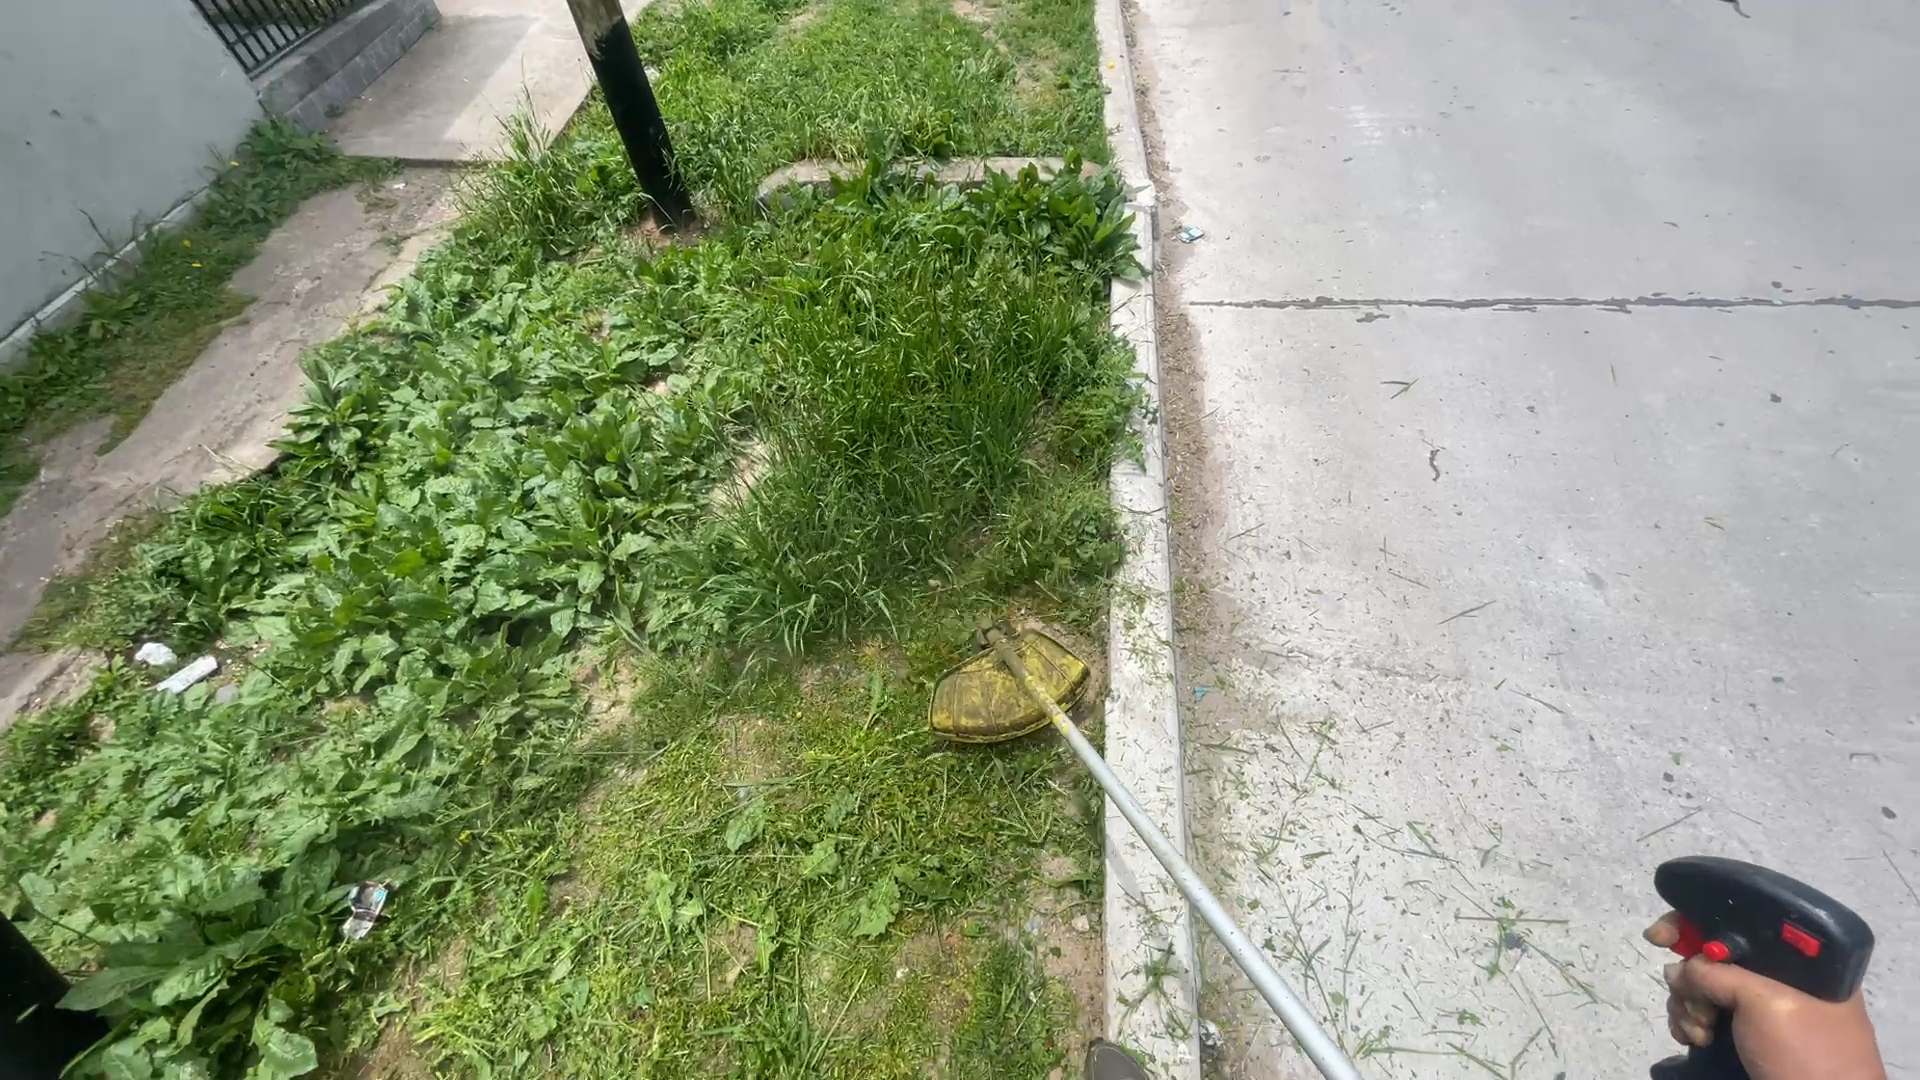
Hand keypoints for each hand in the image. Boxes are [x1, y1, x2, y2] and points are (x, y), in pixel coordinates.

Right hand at [1644, 912, 1886, 1079]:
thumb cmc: (1806, 1055)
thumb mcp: (1762, 1002)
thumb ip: (1711, 972)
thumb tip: (1678, 973)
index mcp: (1802, 969)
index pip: (1735, 926)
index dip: (1691, 925)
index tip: (1659, 939)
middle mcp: (1780, 984)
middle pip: (1708, 958)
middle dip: (1687, 978)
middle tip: (1688, 1000)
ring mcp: (1761, 1012)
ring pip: (1699, 986)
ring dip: (1686, 1005)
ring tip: (1696, 1032)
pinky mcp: (1744, 1034)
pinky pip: (1700, 1011)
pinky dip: (1687, 1020)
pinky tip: (1690, 1036)